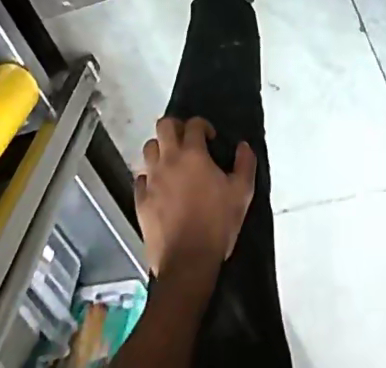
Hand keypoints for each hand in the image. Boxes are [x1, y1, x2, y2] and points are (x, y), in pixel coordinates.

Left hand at [135, 117, 255, 277]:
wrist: (187, 262)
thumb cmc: (217, 224)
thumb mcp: (242, 193)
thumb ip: (245, 164)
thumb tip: (244, 146)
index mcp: (192, 154)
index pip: (193, 124)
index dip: (203, 125)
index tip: (211, 139)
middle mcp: (168, 160)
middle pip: (163, 126)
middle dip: (176, 127)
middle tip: (187, 141)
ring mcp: (151, 179)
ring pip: (149, 148)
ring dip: (160, 149)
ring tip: (172, 162)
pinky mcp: (140, 199)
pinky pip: (140, 178)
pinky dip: (149, 176)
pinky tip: (159, 186)